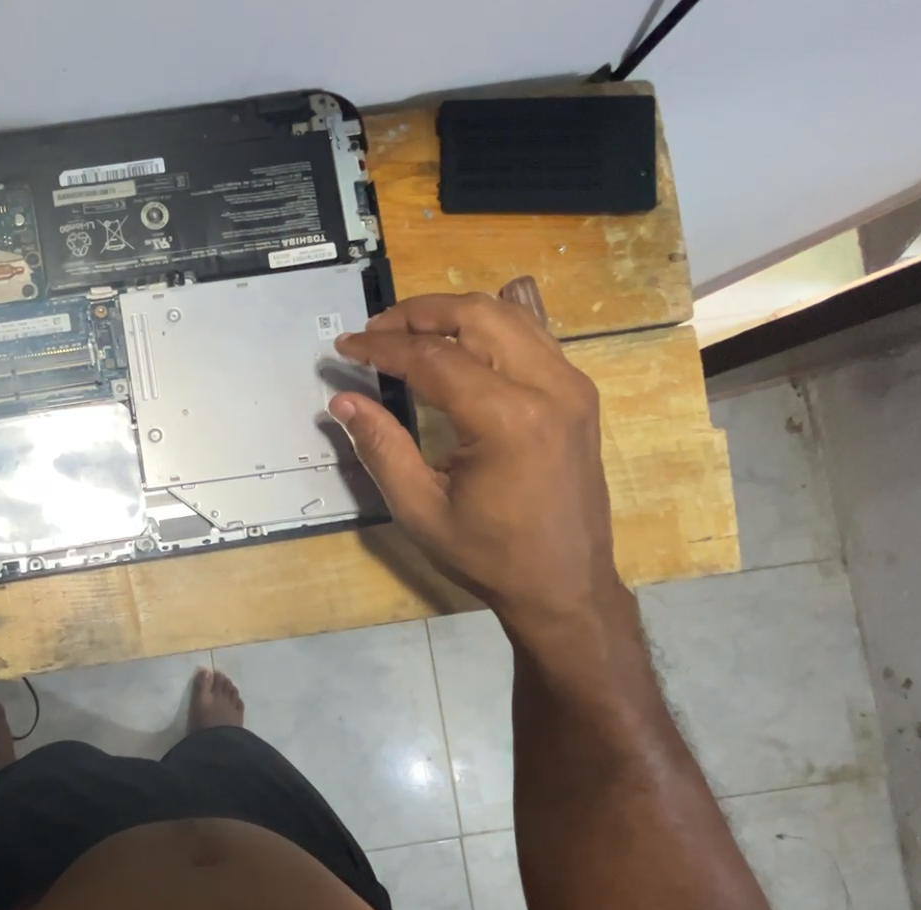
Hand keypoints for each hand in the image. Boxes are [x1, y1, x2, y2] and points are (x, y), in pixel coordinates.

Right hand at [330, 292, 622, 629]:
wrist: (564, 584)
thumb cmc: (488, 555)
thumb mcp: (419, 509)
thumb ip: (381, 448)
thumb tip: (343, 401)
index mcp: (507, 419)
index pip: (434, 358)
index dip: (382, 348)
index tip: (345, 347)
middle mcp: (549, 388)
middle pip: (477, 317)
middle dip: (418, 314)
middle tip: (374, 332)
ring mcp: (571, 386)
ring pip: (509, 317)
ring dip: (453, 315)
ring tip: (407, 332)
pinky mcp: (577, 394)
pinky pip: (532, 337)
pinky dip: (489, 328)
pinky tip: (459, 340)